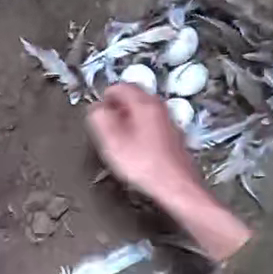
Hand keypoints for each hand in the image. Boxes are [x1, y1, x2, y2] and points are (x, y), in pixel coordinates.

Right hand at [86, 84, 251, 260]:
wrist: (176, 187)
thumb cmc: (149, 167)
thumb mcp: (112, 141)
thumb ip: (100, 118)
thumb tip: (96, 109)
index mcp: (144, 104)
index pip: (120, 86)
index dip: (105, 97)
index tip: (98, 109)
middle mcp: (160, 109)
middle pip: (133, 97)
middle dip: (117, 109)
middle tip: (106, 124)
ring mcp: (168, 122)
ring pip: (142, 113)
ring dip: (128, 122)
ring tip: (119, 140)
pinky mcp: (172, 137)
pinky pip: (151, 127)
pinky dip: (140, 133)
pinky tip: (135, 151)